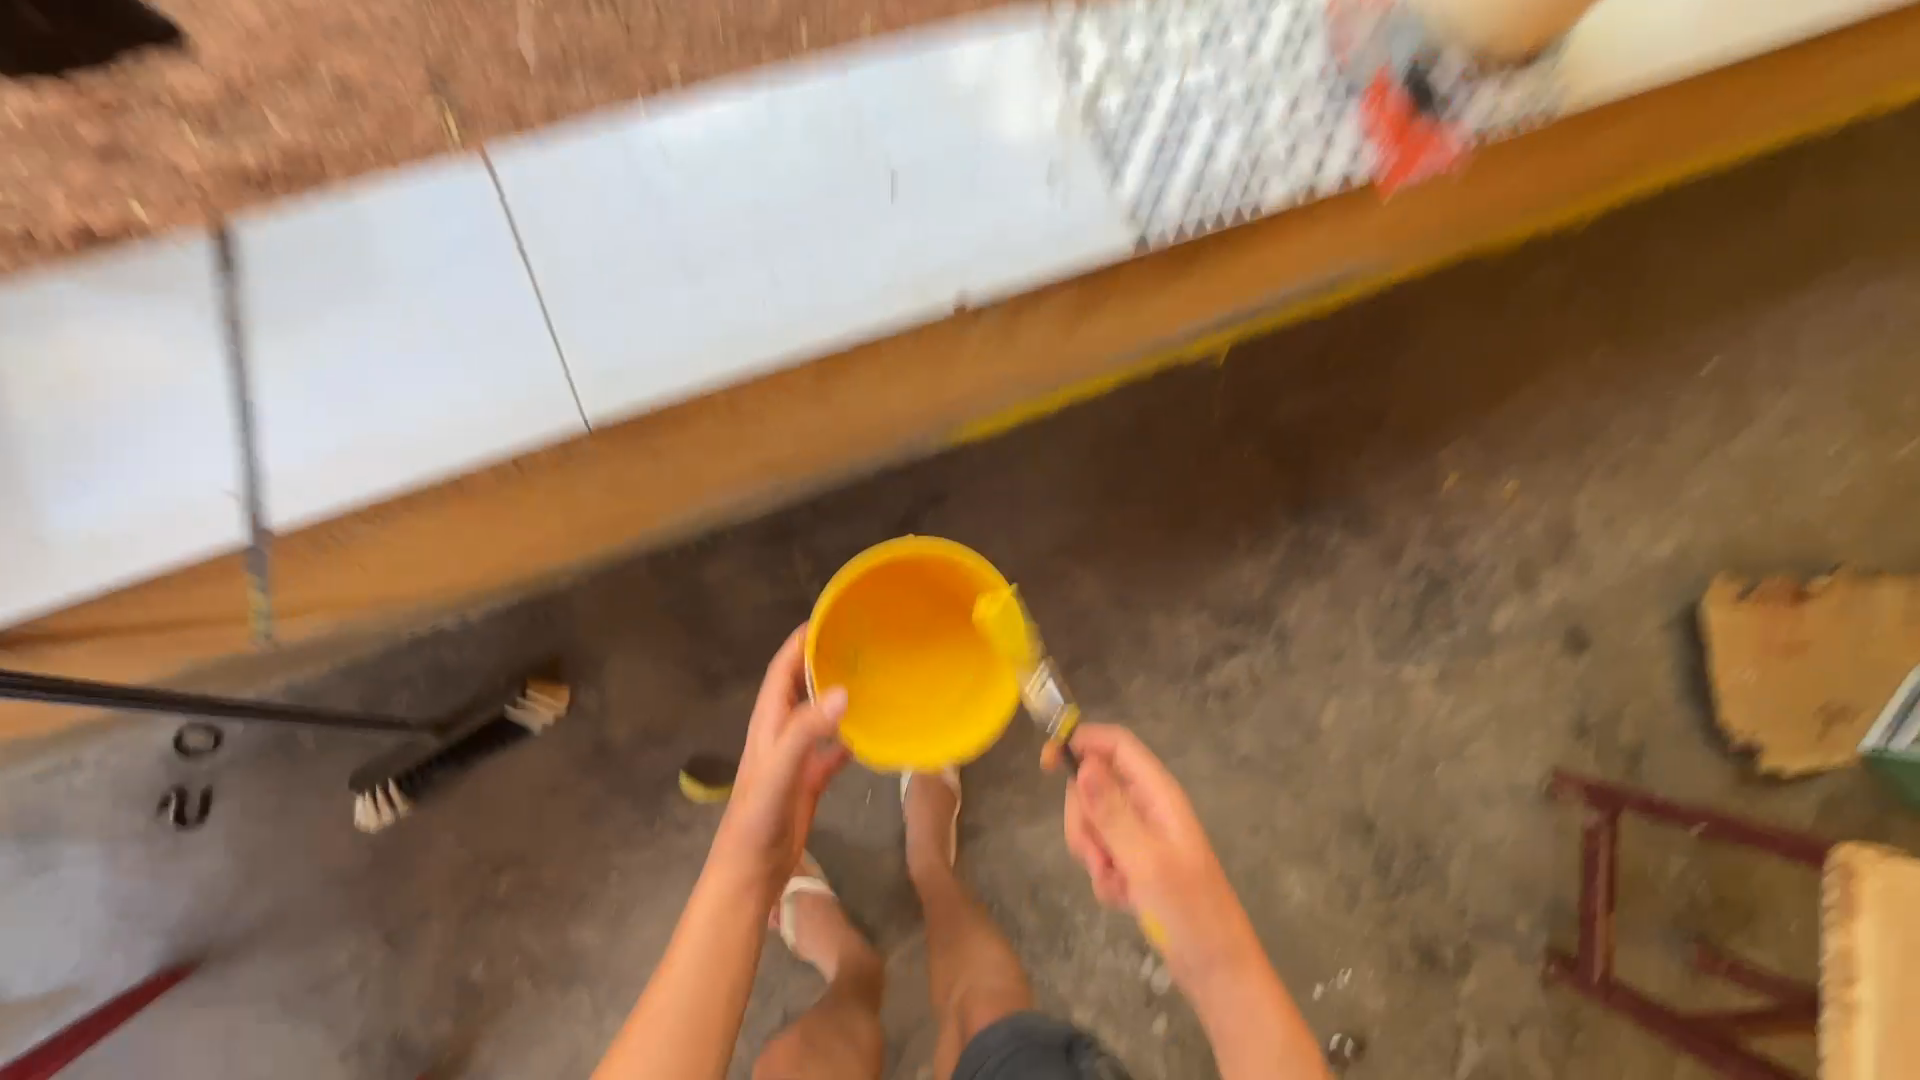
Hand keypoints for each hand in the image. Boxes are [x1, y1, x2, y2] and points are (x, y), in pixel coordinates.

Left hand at [710, 626, 849, 904]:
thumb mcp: (780, 770)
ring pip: (818, 715)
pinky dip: (849, 738)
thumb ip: (807, 732)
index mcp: (768, 721)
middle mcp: (781, 732)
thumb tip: (842, 691)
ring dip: (837, 696)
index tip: (830, 616)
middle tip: (861, 641)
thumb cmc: (758, 819)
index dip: (801, 640)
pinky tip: (872, 733)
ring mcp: (795, 757)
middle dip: (823, 661)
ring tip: (871, 678)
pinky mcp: (808, 781)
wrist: (750, 872)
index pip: (782, 668)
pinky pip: (832, 751)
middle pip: (801, 685)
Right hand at [1053, 724, 1260, 986]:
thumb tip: (1083, 763)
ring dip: (1093, 853)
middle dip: (1083, 820)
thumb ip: (1112, 812)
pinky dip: (1104, 877)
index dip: (1081, 742)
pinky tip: (1123, 899)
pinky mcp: (1134, 864)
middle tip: (1098, 854)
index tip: (1047, 764)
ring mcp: (1141, 836)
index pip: (1115, 744)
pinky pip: (1100, 854)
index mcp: (1158, 793)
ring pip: (1092, 823)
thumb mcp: (1146, 860)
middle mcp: (1148, 807)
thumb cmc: (1189, 910)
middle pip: (1093, 785)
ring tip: (1117, 882)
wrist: (1217, 969)